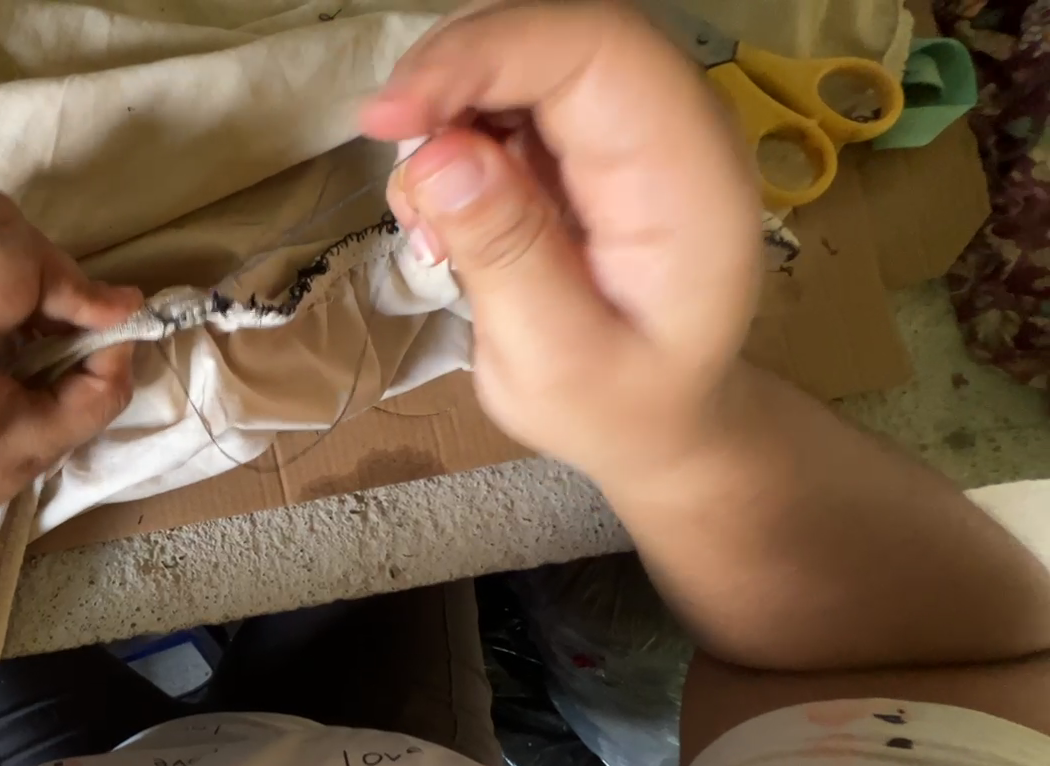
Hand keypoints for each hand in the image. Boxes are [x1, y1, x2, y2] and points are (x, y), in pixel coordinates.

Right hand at [362, 0, 762, 479]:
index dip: (483, 59)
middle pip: (550, 41)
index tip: (385, 118)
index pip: (593, 53)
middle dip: (450, 79)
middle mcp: (657, 131)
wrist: (650, 421)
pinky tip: (441, 230)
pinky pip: (498, 119)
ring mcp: (613, 141)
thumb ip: (506, 254)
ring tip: (429, 234)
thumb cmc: (613, 404)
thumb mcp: (554, 355)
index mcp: (681, 174)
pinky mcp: (572, 160)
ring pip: (514, 74)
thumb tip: (436, 158)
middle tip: (386, 152)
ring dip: (441, 126)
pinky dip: (446, 157)